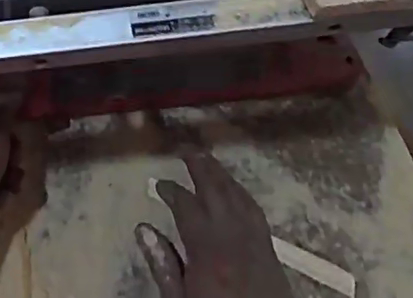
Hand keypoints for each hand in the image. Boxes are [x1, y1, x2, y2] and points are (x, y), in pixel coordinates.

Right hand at [136, 151, 293, 297]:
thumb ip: (163, 265)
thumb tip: (142, 228)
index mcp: (206, 248)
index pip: (185, 205)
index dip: (171, 190)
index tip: (159, 185)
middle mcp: (231, 235)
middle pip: (214, 189)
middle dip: (198, 165)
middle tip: (184, 148)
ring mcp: (254, 240)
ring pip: (236, 194)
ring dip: (219, 172)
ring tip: (205, 158)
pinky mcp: (270, 249)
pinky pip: (254, 209)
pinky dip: (241, 191)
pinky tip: (234, 187)